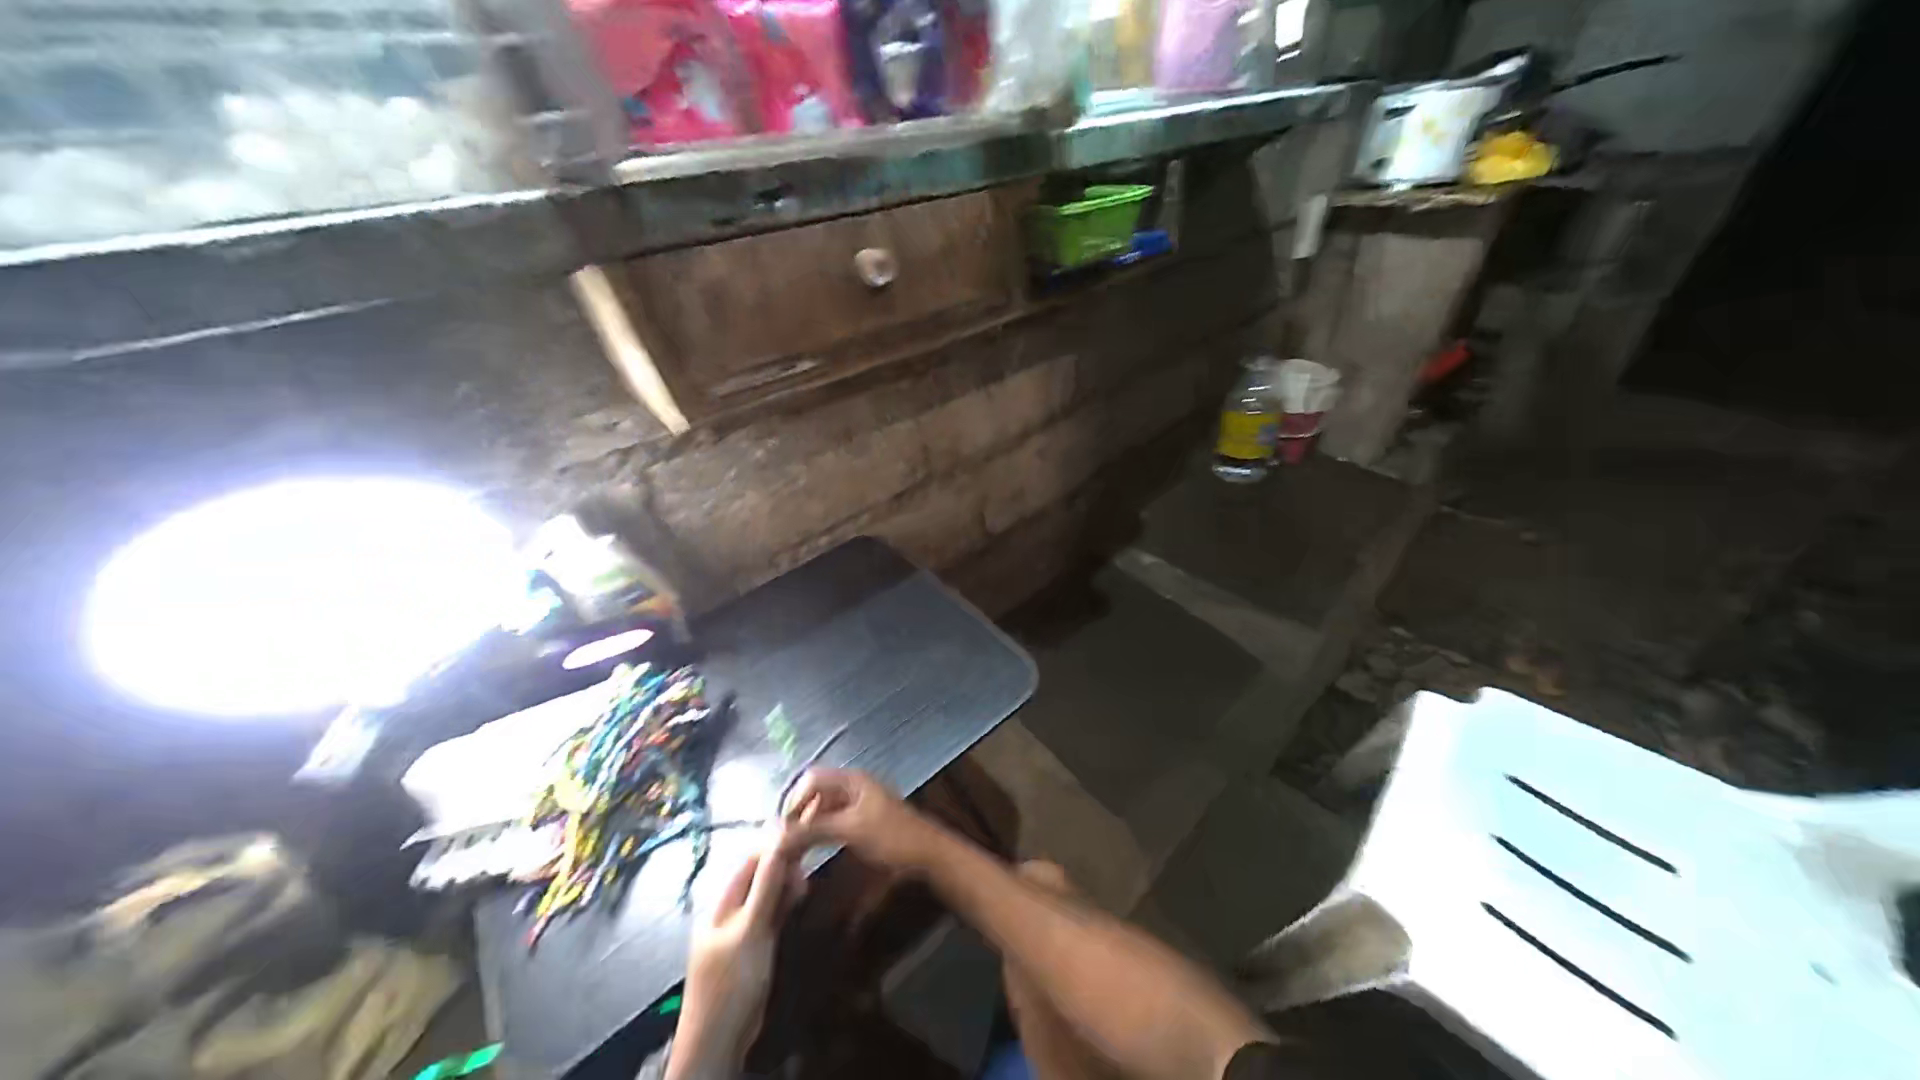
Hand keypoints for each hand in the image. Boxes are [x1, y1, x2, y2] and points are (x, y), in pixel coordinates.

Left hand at [668, 843, 801, 1079]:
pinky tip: (798, 902)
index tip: (802, 840)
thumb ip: (766, 887)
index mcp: (721, 904)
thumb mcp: (752, 929)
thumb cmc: (732, 980)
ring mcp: (740, 932)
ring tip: (806, 882)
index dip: (774, 848)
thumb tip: (778, 841)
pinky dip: (784, 906)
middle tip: (808, 863)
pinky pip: (770, 917)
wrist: (718, 1041)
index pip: (749, 863)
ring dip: (785, 886)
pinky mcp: (752, 950)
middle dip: (782, 867)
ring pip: (765, 898)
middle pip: (758, 879)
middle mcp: (729, 913)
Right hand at [781, 768, 943, 872]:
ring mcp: (857, 803)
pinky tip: (810, 849)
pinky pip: (832, 820)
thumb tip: (777, 834)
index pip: (811, 779)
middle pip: (815, 792)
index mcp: (852, 780)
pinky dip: (819, 832)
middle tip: (782, 841)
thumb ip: (814, 829)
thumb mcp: (851, 830)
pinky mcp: (860, 821)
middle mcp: (852, 786)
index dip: (794, 800)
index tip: (782, 828)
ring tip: (792, 848)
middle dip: (798, 813)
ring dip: (807, 825)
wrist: (927, 854)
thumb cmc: (892, 836)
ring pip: (822, 808)